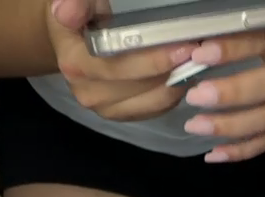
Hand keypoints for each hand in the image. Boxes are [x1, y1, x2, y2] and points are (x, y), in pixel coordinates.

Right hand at [47, 0, 193, 121]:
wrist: (70, 44)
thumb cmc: (80, 18)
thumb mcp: (78, 4)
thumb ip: (78, 4)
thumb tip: (66, 11)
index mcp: (76, 64)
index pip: (120, 66)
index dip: (153, 60)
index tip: (182, 47)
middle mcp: (88, 93)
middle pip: (139, 87)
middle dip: (171, 69)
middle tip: (198, 52)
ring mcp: (104, 110)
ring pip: (149, 102)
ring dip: (175, 84)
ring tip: (195, 64)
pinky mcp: (119, 117)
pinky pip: (152, 110)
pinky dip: (171, 95)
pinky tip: (182, 78)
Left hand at [180, 29, 264, 161]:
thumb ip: (248, 35)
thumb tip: (200, 43)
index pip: (261, 43)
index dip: (231, 50)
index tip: (200, 55)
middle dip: (228, 94)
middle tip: (194, 97)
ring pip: (264, 121)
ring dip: (229, 127)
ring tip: (196, 126)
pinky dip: (240, 152)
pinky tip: (214, 154)